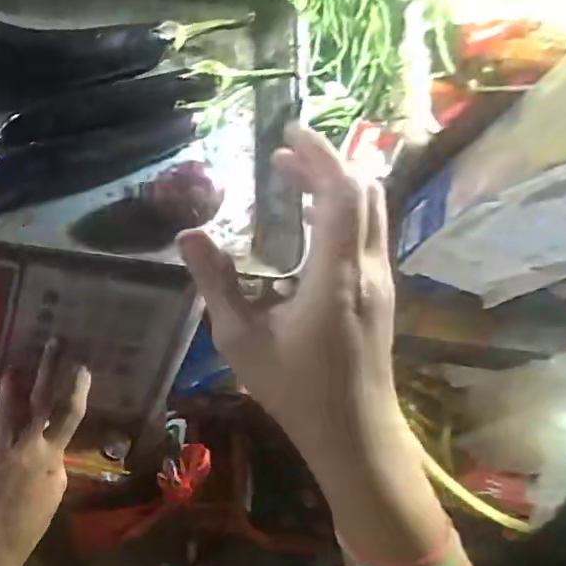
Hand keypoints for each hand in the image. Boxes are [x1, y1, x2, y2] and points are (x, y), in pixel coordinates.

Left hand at [0, 342, 91, 565]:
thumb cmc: (32, 518)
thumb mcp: (56, 488)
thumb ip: (55, 457)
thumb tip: (50, 436)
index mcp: (50, 455)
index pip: (69, 415)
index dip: (77, 389)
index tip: (82, 368)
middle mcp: (25, 443)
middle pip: (40, 399)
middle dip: (49, 368)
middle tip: (53, 344)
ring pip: (6, 400)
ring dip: (12, 379)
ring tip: (15, 367)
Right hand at [178, 122, 397, 468]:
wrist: (354, 432)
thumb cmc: (294, 389)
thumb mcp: (241, 339)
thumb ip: (216, 284)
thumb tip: (188, 235)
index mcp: (335, 276)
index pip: (340, 194)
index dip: (318, 156)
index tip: (286, 133)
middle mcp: (365, 269)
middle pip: (363, 193)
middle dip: (326, 163)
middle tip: (282, 155)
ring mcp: (378, 281)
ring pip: (370, 212)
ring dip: (336, 186)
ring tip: (292, 180)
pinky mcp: (377, 294)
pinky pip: (365, 233)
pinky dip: (340, 211)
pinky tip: (308, 225)